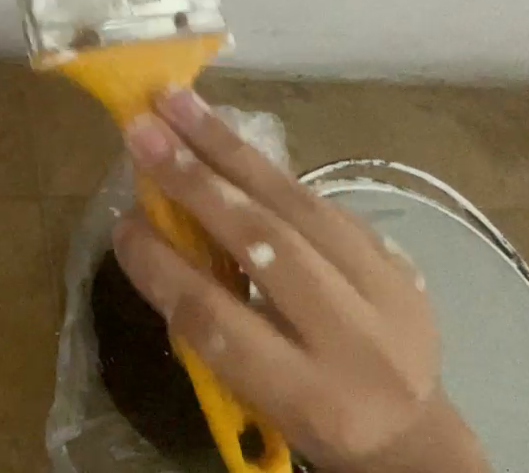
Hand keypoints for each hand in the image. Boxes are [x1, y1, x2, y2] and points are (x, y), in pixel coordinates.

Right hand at [112, 89, 490, 472]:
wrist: (410, 428)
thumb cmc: (299, 409)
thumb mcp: (245, 387)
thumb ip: (198, 310)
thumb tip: (140, 223)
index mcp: (312, 399)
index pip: (219, 320)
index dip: (162, 266)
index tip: (118, 221)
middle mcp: (361, 345)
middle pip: (267, 246)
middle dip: (195, 181)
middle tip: (141, 130)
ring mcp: (392, 294)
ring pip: (297, 204)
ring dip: (225, 146)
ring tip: (174, 100)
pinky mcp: (398, 256)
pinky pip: (315, 197)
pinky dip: (259, 162)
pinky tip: (219, 128)